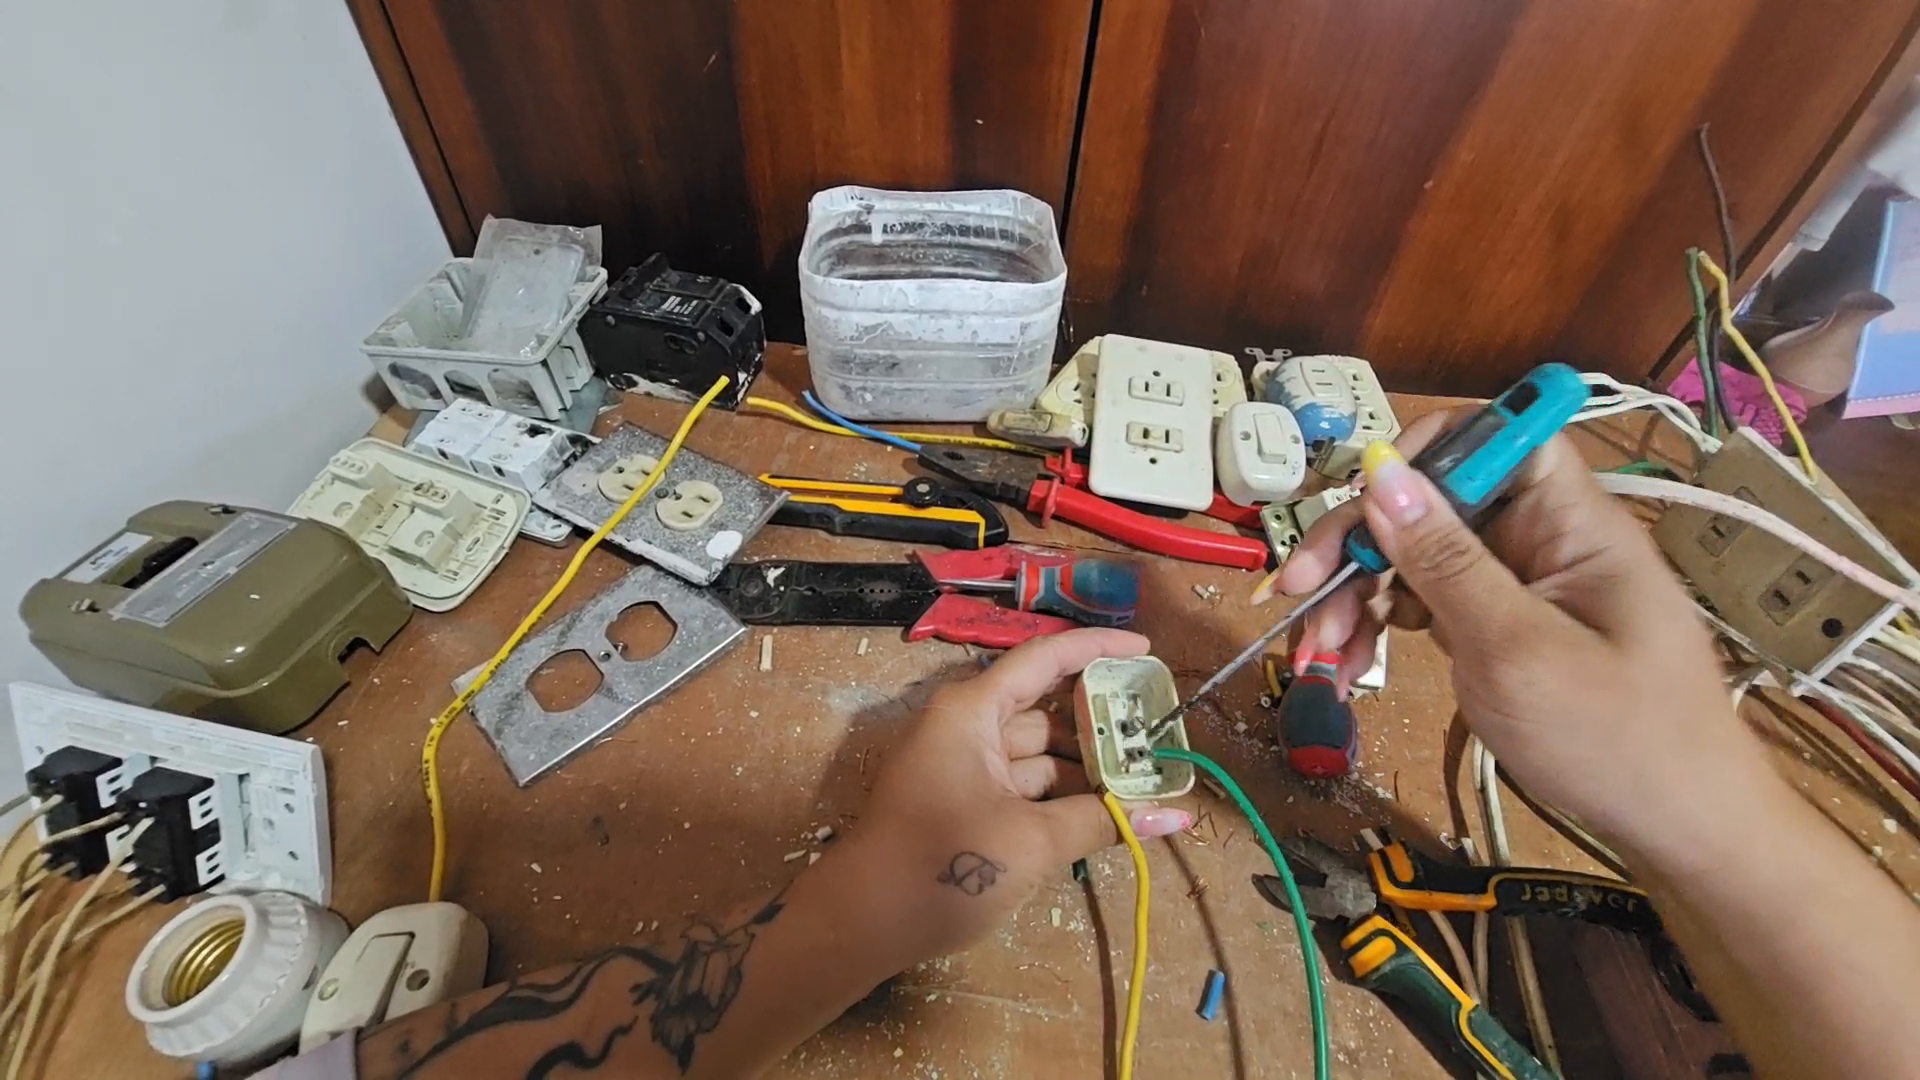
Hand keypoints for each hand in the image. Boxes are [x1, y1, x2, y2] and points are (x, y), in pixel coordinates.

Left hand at [843, 629, 1191, 962]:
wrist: (863, 922)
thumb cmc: (943, 864)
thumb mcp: (1030, 841)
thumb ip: (1103, 821)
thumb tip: (1177, 817)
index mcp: (973, 709)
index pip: (1045, 659)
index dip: (1097, 648)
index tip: (1146, 650)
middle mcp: (969, 724)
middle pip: (1046, 709)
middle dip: (1100, 722)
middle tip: (1157, 732)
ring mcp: (965, 763)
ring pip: (1038, 751)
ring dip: (1086, 766)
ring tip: (1147, 778)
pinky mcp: (966, 798)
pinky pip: (1023, 782)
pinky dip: (1061, 794)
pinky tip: (1107, 810)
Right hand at [1275, 413, 1769, 859]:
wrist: (1668, 828)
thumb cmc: (1612, 739)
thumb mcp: (1513, 647)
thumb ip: (1444, 559)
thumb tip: (1381, 472)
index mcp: (1566, 523)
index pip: (1495, 438)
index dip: (1424, 451)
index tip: (1361, 501)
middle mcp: (1531, 539)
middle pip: (1425, 504)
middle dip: (1354, 546)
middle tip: (1295, 590)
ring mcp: (1503, 581)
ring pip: (1405, 556)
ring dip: (1351, 598)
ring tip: (1317, 654)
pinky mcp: (1482, 619)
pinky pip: (1411, 602)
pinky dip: (1371, 628)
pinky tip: (1344, 664)